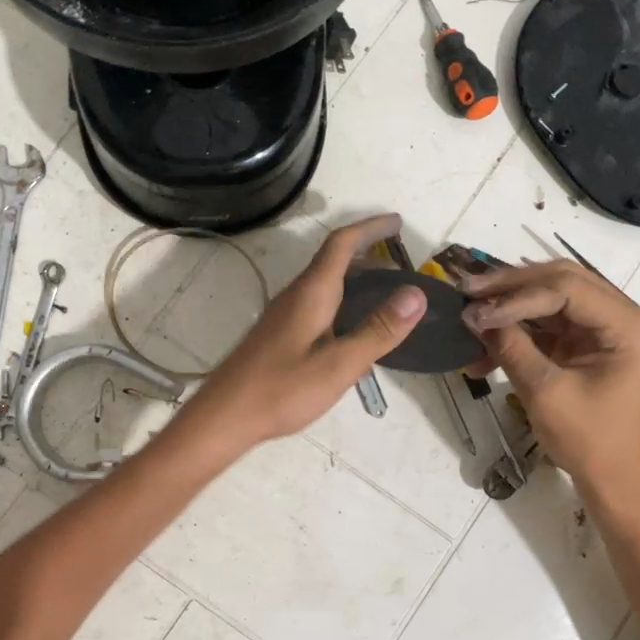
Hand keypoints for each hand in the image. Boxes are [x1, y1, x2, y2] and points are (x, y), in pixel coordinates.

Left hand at [176, 215, 427, 451]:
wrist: (224, 417)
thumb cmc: (281, 390)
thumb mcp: (339, 365)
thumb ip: (378, 330)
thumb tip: (415, 294)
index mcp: (312, 294)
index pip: (342, 244)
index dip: (371, 228)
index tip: (398, 223)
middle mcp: (295, 296)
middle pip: (332, 259)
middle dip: (366, 250)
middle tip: (398, 258)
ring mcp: (283, 316)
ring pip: (324, 283)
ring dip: (354, 276)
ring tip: (384, 290)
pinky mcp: (278, 336)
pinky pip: (317, 304)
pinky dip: (342, 301)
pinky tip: (352, 329)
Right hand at [459, 260, 639, 483]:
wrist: (610, 477)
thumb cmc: (587, 439)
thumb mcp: (544, 391)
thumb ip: (511, 346)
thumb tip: (473, 314)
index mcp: (628, 326)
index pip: (567, 289)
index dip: (517, 295)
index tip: (476, 309)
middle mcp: (622, 315)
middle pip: (561, 281)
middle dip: (511, 287)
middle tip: (468, 289)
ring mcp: (604, 326)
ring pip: (551, 295)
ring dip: (510, 302)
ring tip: (471, 306)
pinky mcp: (586, 340)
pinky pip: (548, 320)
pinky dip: (517, 326)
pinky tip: (484, 336)